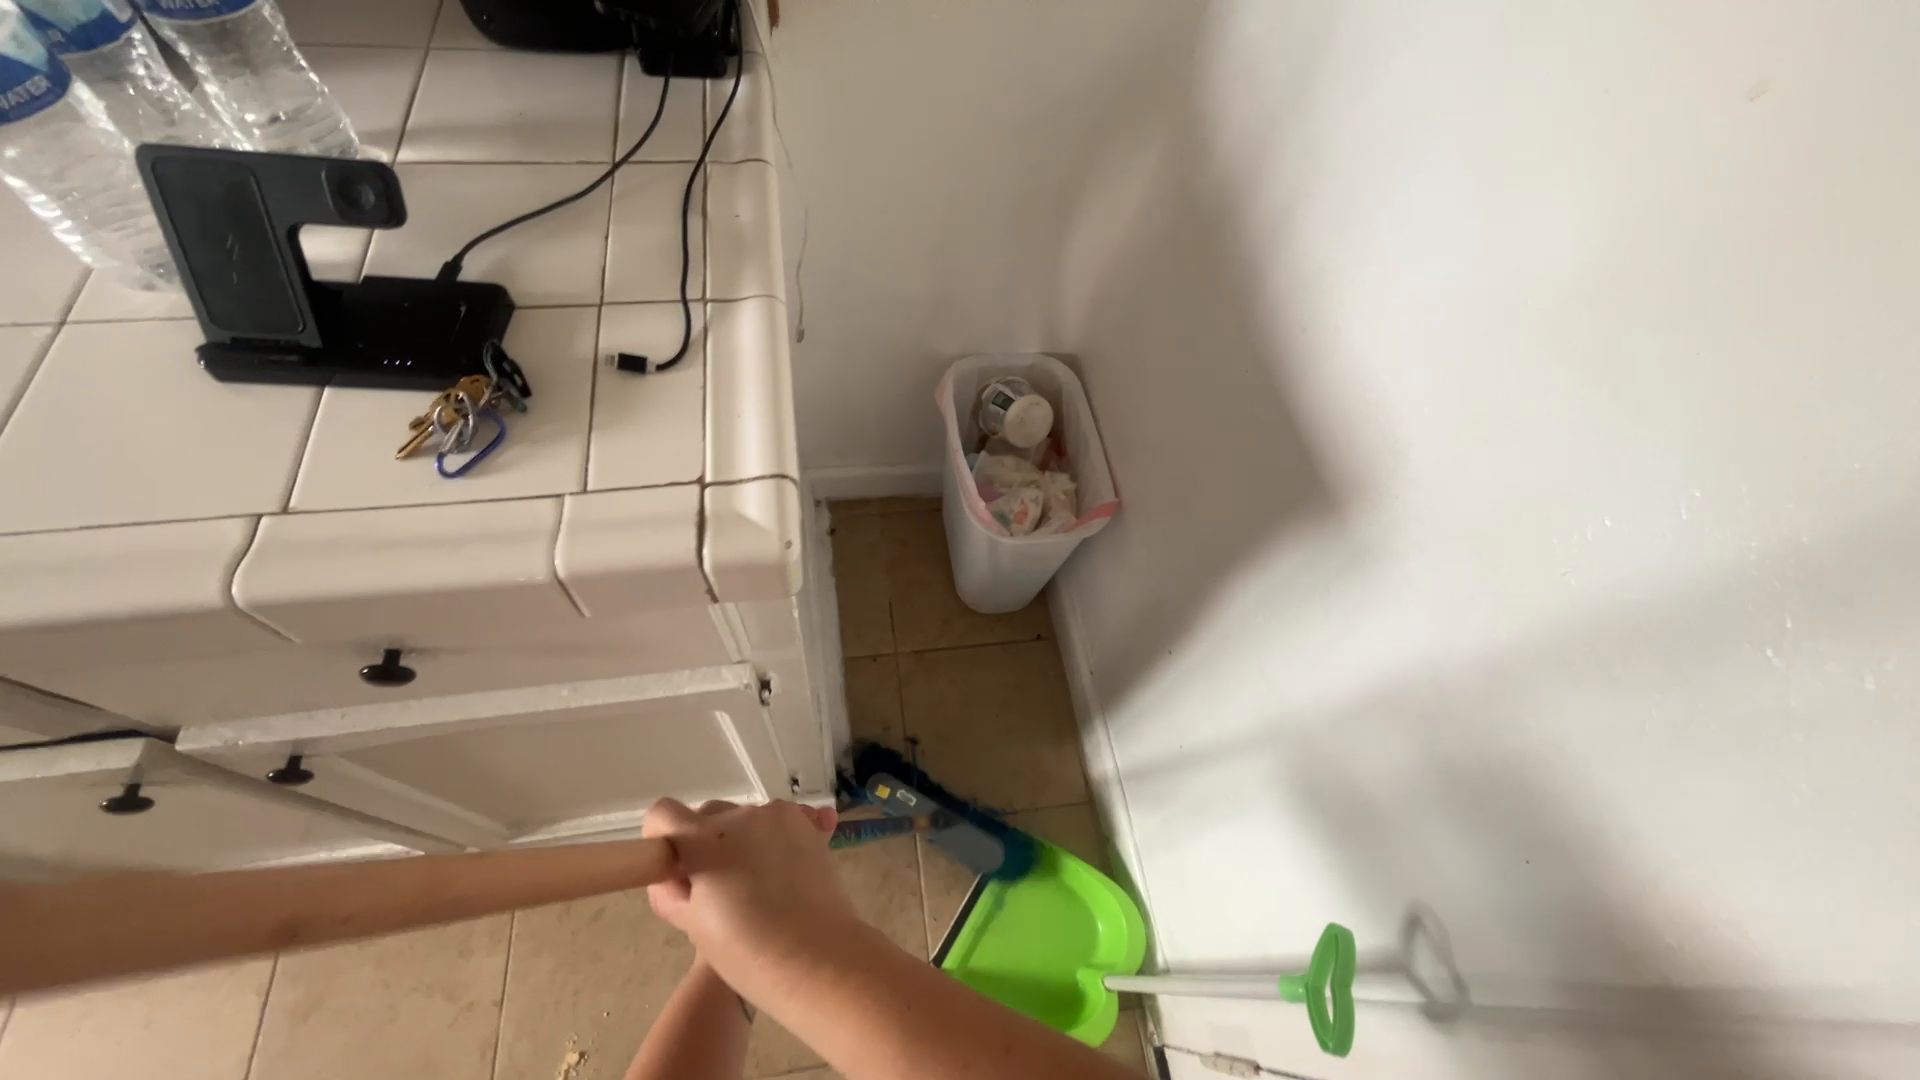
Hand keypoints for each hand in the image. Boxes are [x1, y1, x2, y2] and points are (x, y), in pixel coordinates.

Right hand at [644, 798, 862, 994]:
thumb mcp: (693, 924)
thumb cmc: (746, 950)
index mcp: (704, 840)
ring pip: (744, 818)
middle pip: (707, 815)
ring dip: (740, 839)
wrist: (814, 955)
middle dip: (703, 841)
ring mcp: (778, 814)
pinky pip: (778, 819)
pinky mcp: (807, 823)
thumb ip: (672, 889)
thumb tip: (674, 871)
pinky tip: (784, 861)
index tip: (674, 867)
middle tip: (717, 885)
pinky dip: (773, 835)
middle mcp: (740, 816)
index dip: (662, 838)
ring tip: (757, 881)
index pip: (663, 813)